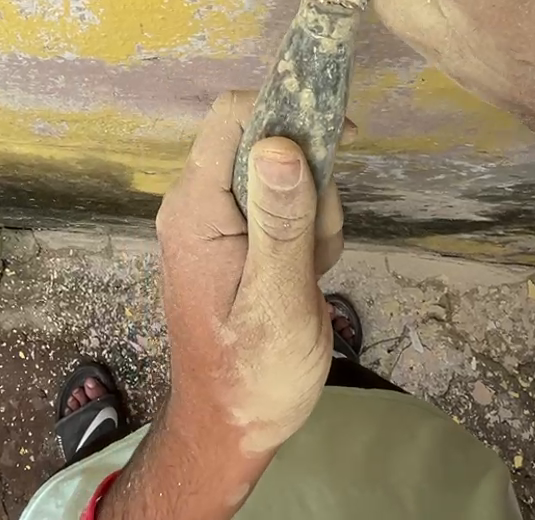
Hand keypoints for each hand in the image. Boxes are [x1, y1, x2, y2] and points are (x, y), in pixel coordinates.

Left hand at [155, 92, 340, 458]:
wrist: (232, 423)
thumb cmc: (252, 372)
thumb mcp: (277, 299)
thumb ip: (281, 219)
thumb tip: (279, 142)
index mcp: (195, 205)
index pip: (231, 116)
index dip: (285, 110)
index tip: (339, 136)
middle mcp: (197, 199)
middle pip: (266, 144)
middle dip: (309, 186)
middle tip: (315, 248)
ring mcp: (215, 216)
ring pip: (284, 176)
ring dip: (313, 218)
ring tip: (307, 275)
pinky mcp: (235, 233)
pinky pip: (283, 206)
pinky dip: (306, 235)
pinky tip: (302, 277)